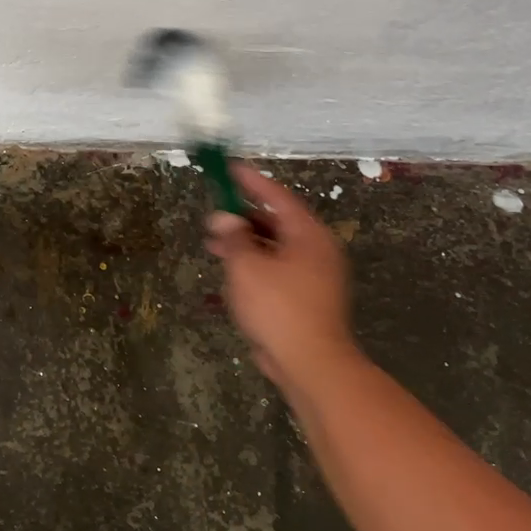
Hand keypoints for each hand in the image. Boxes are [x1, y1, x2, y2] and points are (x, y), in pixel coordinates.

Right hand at [207, 163, 360, 395]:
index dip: (251, 181)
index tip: (230, 167)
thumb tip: (224, 218)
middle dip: (243, 216)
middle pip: (277, 221)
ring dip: (244, 241)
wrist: (311, 363)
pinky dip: (254, 262)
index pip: (277, 197)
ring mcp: (314, 275)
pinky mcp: (306, 297)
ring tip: (213, 244)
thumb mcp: (246, 265)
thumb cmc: (279, 307)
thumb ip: (232, 236)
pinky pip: (276, 267)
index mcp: (308, 236)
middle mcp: (316, 250)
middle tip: (214, 212)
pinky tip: (231, 271)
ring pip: (274, 246)